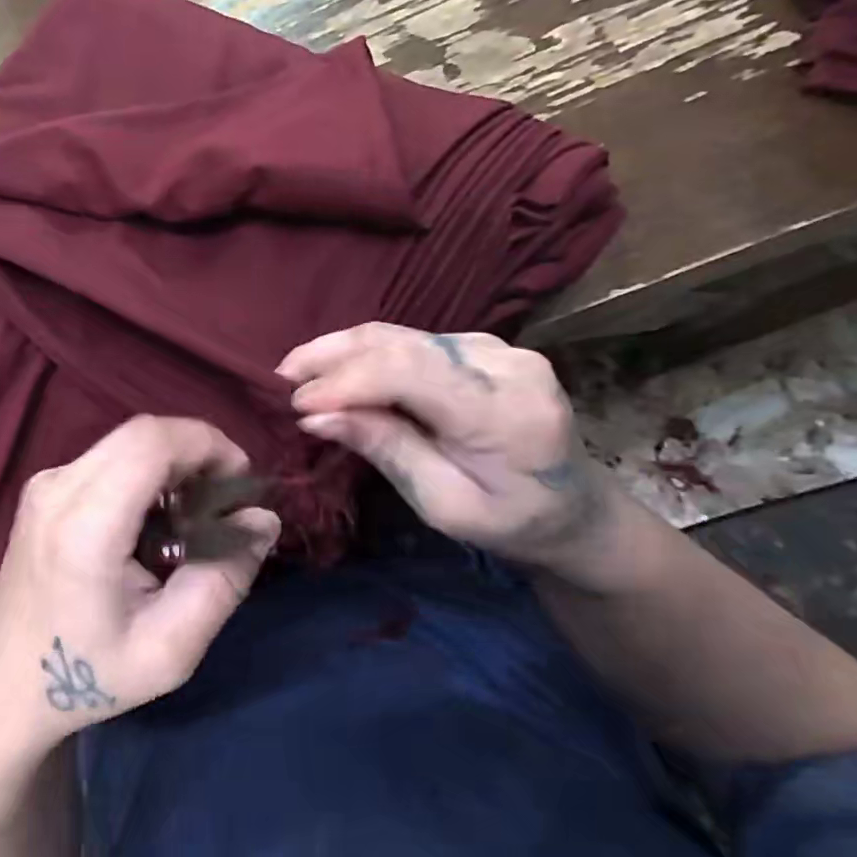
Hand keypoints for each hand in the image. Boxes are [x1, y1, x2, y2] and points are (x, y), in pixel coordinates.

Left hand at [0, 417, 280, 767]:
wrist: (9, 682)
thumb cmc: (90, 675)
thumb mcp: (170, 649)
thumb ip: (223, 580)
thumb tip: (262, 519)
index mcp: (84, 524)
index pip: (151, 441)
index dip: (208, 445)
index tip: (241, 485)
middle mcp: (57, 487)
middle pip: (139, 433)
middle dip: (195, 452)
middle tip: (224, 502)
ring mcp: (44, 484)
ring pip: (123, 441)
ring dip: (170, 462)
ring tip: (194, 515)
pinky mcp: (42, 489)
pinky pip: (105, 457)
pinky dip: (143, 471)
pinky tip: (155, 518)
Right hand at [281, 323, 614, 578]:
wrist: (575, 508)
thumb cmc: (510, 521)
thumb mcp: (443, 503)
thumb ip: (385, 449)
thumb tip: (314, 418)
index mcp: (505, 411)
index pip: (409, 372)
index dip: (344, 382)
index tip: (297, 405)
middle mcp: (502, 363)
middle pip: (397, 343)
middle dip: (330, 357)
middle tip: (281, 378)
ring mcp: (491, 347)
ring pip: (395, 335)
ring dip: (338, 350)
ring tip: (295, 371)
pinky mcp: (476, 346)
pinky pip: (404, 340)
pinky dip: (361, 353)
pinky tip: (332, 369)